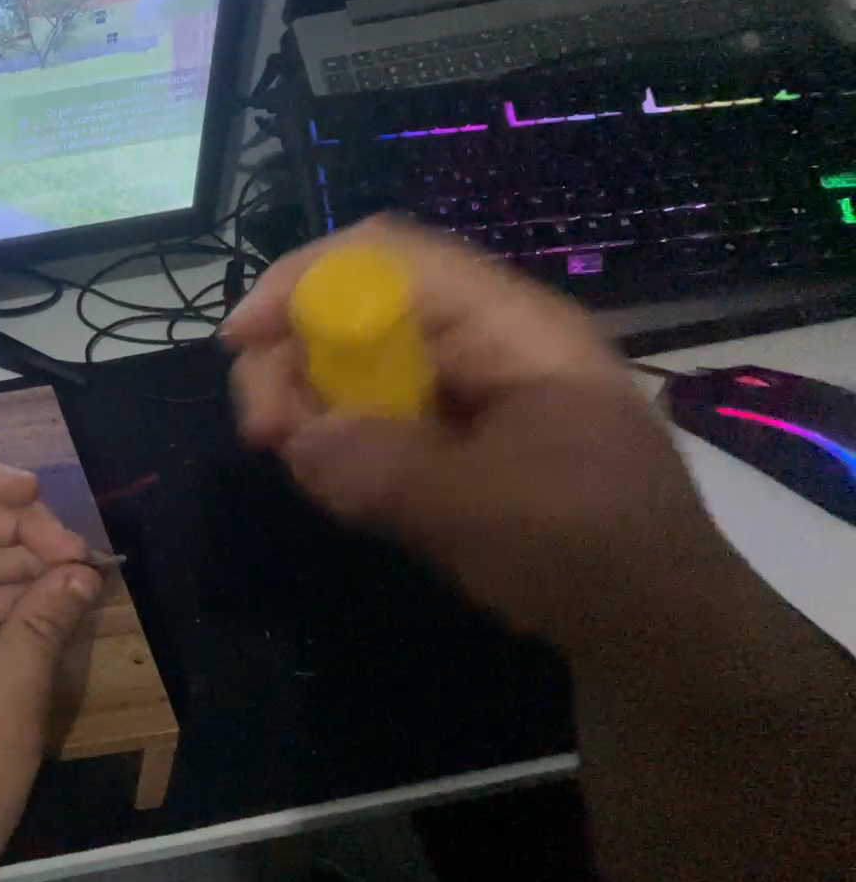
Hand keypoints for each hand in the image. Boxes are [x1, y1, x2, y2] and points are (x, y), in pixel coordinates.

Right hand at [223, 216, 730, 648]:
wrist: (640, 622)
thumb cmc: (594, 555)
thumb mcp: (494, 515)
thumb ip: (390, 471)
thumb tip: (297, 437)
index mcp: (504, 329)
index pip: (385, 259)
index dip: (302, 280)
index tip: (242, 339)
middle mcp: (462, 339)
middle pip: (340, 303)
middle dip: (285, 357)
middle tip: (263, 430)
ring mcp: (437, 380)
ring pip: (329, 355)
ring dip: (291, 399)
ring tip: (291, 455)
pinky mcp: (418, 421)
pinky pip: (339, 403)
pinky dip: (313, 431)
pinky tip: (325, 472)